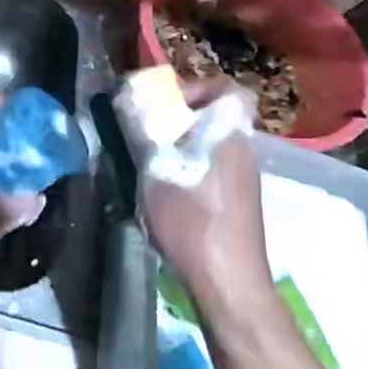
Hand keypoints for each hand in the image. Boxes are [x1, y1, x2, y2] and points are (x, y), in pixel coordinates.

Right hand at [138, 81, 272, 311]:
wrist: (228, 280)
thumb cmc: (192, 217)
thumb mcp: (155, 168)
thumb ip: (140, 128)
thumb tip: (124, 95)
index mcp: (229, 132)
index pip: (229, 89)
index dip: (199, 88)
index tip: (168, 103)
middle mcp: (243, 148)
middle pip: (215, 117)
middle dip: (179, 120)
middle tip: (148, 132)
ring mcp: (243, 178)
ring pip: (211, 145)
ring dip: (181, 147)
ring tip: (149, 164)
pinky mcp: (237, 202)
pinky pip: (211, 168)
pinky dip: (188, 171)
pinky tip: (165, 194)